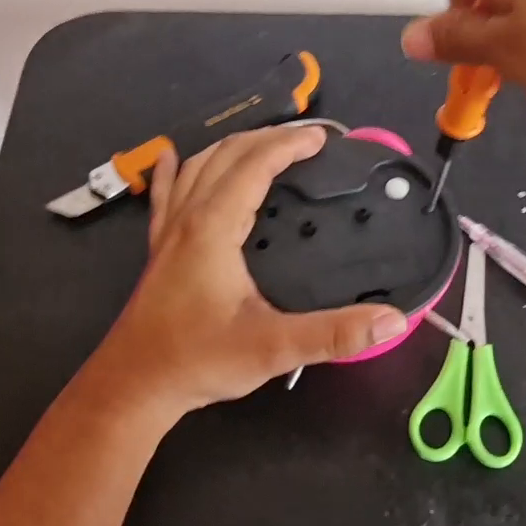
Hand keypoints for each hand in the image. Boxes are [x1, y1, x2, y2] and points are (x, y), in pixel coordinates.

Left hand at [94, 125, 408, 416]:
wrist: (133, 387)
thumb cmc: (199, 360)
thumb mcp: (273, 348)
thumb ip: (334, 333)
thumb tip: (392, 320)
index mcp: (214, 229)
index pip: (253, 166)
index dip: (288, 145)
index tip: (321, 139)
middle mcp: (188, 219)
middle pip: (225, 157)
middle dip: (266, 138)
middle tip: (304, 139)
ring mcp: (167, 233)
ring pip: (196, 168)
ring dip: (231, 148)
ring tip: (262, 144)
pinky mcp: (158, 250)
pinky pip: (166, 194)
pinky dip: (177, 169)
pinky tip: (174, 156)